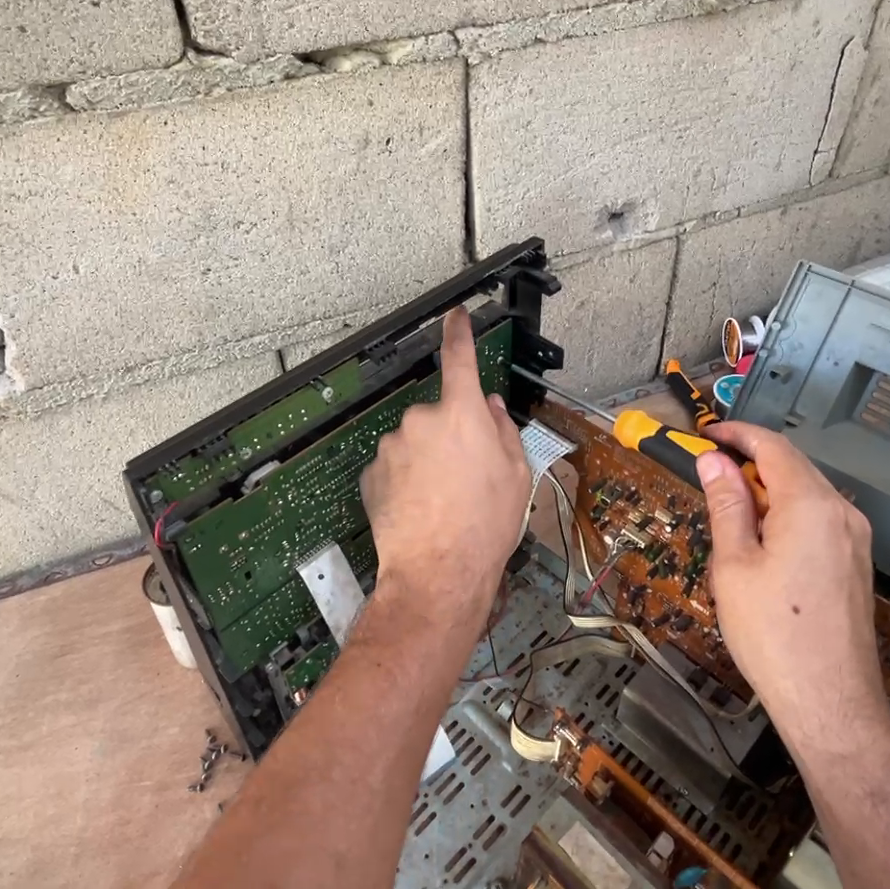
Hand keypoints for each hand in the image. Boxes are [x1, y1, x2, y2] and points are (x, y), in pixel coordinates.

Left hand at [362, 308, 529, 620]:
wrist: (438, 572)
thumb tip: (490, 410)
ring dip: (428, 462)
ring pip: (416, 443)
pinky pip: (395, 467)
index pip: (459, 359)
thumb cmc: (484, 526)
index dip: (457, 334)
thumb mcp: (517, 475)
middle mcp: (422, 420)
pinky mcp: (372, 473)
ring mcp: (392, 446)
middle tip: (469, 476)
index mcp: (462, 414)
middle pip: (440, 416)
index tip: (453, 317)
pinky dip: (407, 481)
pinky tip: (422, 509)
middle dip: (452, 436)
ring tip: (446, 502)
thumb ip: (503, 431)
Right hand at [697, 422, 882, 734]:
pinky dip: (785, 511)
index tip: (705, 435)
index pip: (772, 447)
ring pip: (806, 491)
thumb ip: (726, 504)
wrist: (830, 701)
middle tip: (707, 471)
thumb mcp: (734, 564)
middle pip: (793, 465)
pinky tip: (761, 538)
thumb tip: (713, 460)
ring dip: (767, 487)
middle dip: (749, 460)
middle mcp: (842, 512)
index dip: (736, 434)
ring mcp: (855, 538)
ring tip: (728, 509)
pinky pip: (818, 517)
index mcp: (811, 505)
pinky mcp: (856, 561)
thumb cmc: (772, 633)